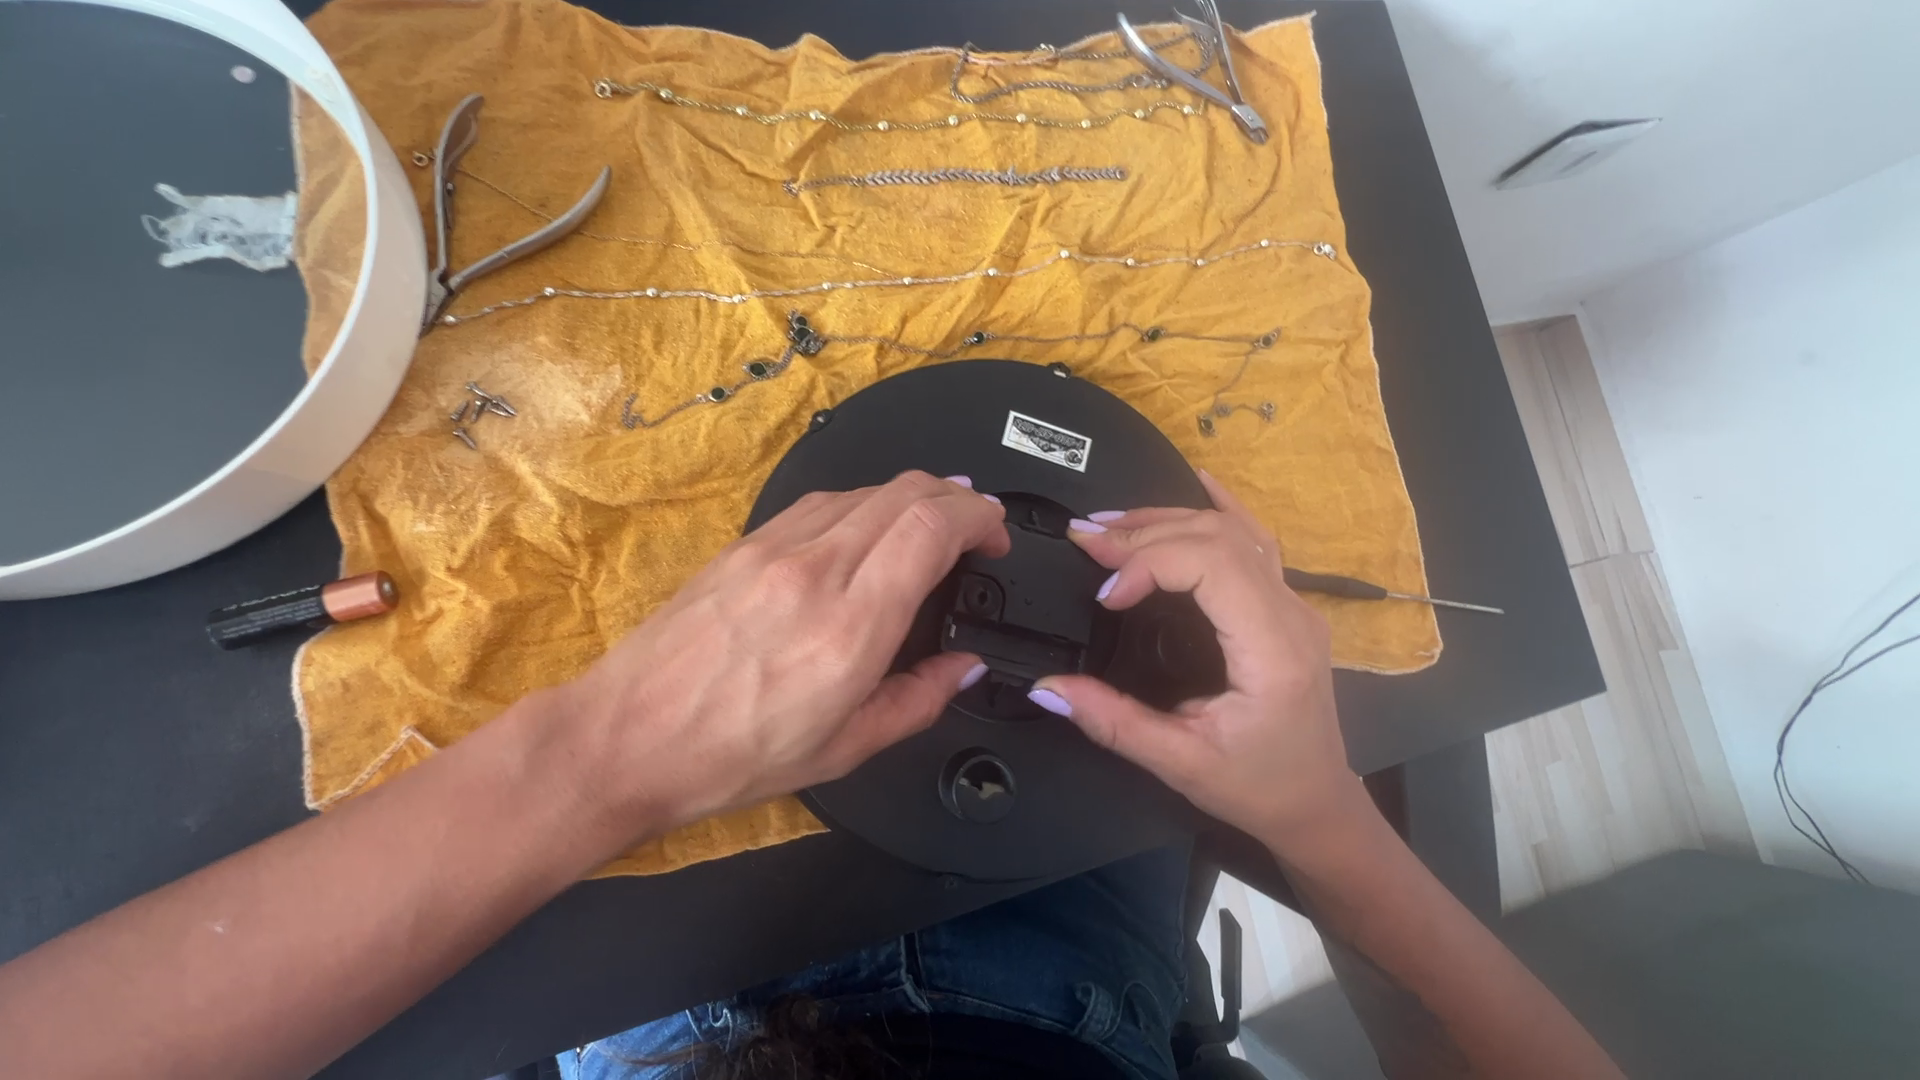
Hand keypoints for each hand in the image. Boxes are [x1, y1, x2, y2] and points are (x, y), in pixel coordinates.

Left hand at [549, 471, 1007, 838]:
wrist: (625, 737)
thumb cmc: (731, 756)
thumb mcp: (844, 749)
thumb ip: (918, 699)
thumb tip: (962, 668)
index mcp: (850, 627)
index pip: (931, 527)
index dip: (978, 515)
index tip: (994, 535)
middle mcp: (814, 571)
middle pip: (907, 491)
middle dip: (958, 496)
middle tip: (976, 527)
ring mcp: (773, 549)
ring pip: (865, 489)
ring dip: (911, 497)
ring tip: (929, 528)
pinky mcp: (744, 545)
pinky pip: (821, 503)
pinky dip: (863, 505)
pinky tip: (867, 532)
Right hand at [1031, 471, 1368, 855]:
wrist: (1317, 804)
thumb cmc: (1257, 787)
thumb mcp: (1180, 764)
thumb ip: (1112, 723)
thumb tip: (1047, 686)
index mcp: (1271, 649)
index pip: (1212, 564)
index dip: (1149, 561)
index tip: (1106, 593)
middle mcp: (1291, 613)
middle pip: (1217, 537)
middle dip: (1144, 531)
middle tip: (1084, 538)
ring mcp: (1295, 604)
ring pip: (1232, 531)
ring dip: (1167, 519)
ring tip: (1109, 525)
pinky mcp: (1286, 605)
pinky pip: (1255, 540)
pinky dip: (1221, 507)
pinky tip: (1198, 481)